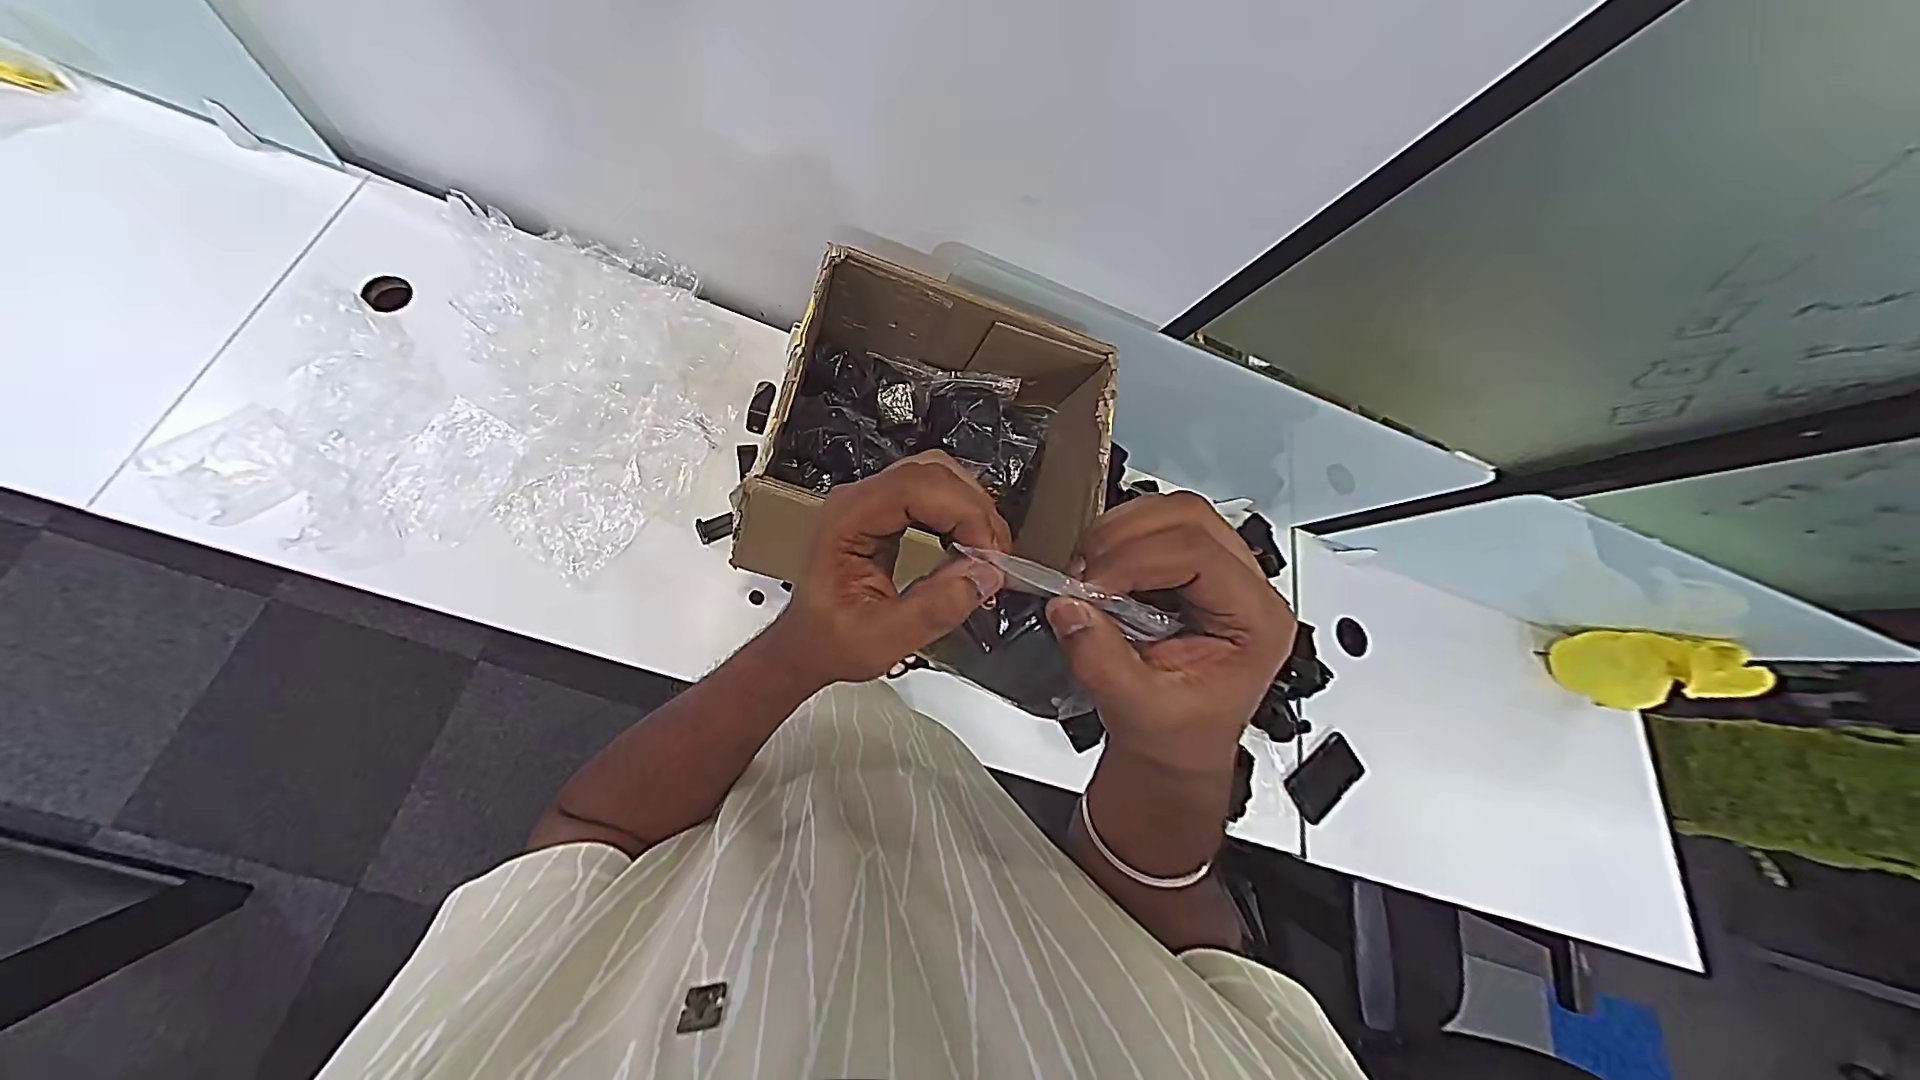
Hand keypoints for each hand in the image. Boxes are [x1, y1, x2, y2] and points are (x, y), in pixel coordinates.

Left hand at [766, 452, 1009, 686]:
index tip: (988, 552)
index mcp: (847, 520)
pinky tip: (971, 544)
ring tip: (987, 553)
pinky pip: (936, 494)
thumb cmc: (829, 641)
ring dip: (972, 511)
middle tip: (995, 557)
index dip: (962, 513)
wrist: (810, 645)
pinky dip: (962, 515)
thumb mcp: (882, 640)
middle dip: (974, 511)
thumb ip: (935, 609)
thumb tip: (984, 576)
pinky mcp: (889, 512)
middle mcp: (859, 501)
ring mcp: (874, 502)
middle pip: (933, 473)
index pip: (915, 487)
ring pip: (939, 477)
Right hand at [1045, 492, 1295, 776]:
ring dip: (1118, 534)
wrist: (1175, 742)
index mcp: (1254, 622)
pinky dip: (1115, 541)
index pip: (1199, 554)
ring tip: (1088, 575)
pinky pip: (1153, 527)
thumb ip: (1101, 660)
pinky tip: (1098, 573)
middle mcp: (1245, 589)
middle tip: (1085, 575)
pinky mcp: (1189, 568)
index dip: (1135, 561)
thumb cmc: (1177, 733)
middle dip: (1124, 538)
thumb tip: (1069, 607)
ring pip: (1172, 512)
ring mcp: (1219, 573)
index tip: (1091, 589)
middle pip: (1189, 518)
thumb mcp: (1137, 709)